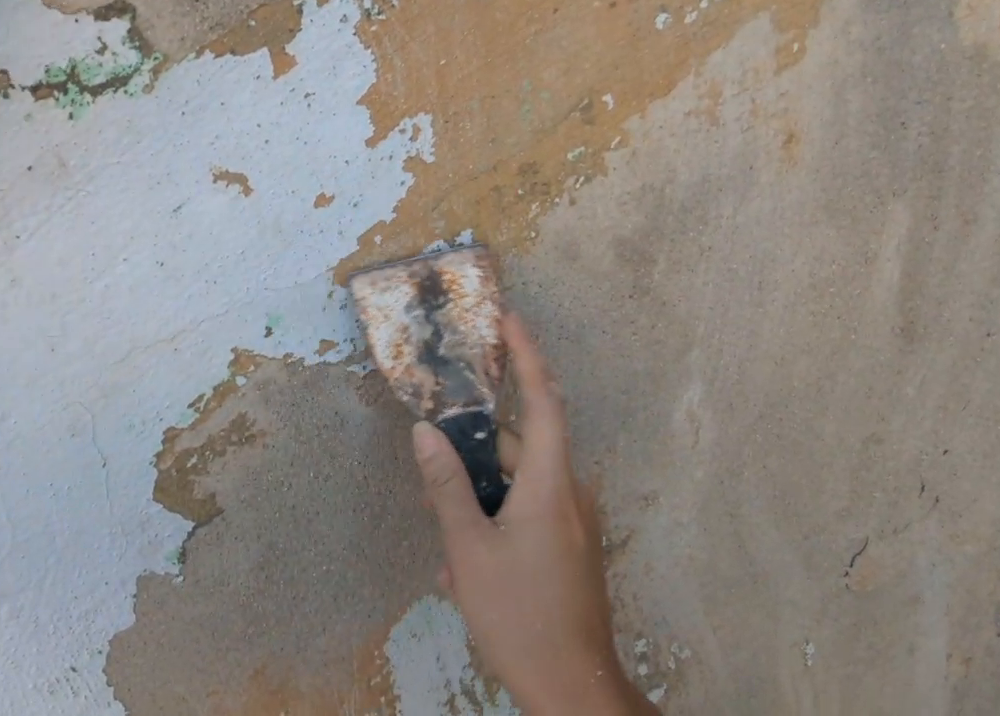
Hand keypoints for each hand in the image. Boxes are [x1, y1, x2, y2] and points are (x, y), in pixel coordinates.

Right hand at [411, 314, 655, 715]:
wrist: (575, 691)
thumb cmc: (520, 614)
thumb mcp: (469, 549)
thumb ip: (446, 486)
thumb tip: (424, 431)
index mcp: (551, 486)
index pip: (544, 403)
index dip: (528, 357)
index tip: (510, 320)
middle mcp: (568, 496)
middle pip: (520, 448)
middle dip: (474, 452)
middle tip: (432, 461)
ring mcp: (571, 526)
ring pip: (517, 486)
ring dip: (477, 497)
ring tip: (440, 529)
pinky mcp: (568, 551)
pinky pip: (526, 516)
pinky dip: (492, 523)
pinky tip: (462, 565)